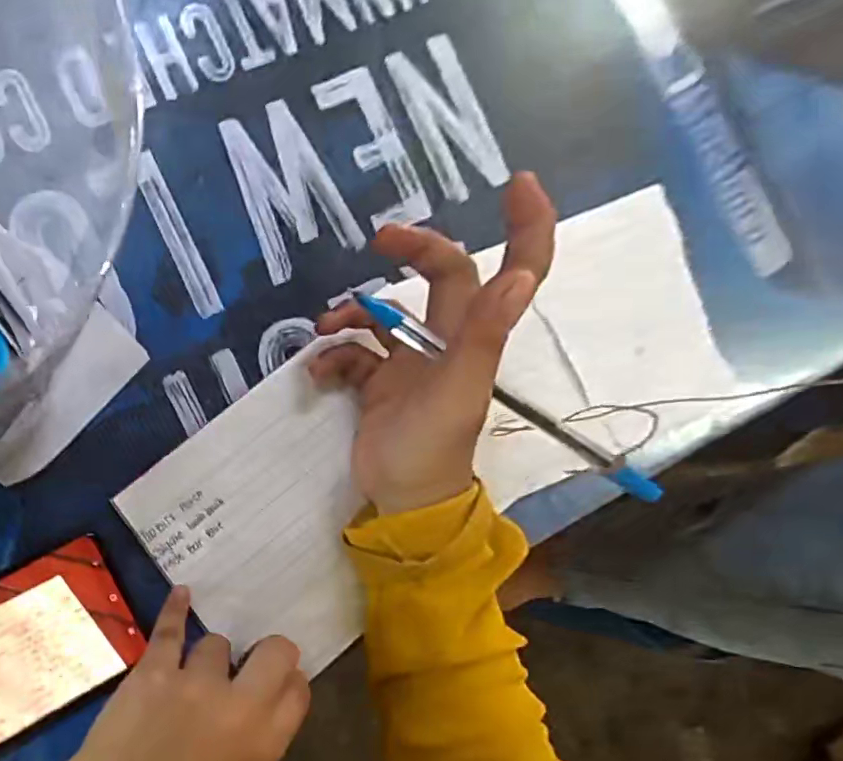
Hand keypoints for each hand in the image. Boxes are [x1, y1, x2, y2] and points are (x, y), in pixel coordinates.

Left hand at [38, 587, 311, 760]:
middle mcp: (240, 707)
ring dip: (207, 655)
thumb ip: (258, 732)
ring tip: (189, 675)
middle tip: (249, 660)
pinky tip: (182, 593)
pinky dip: (175, 608)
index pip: (298, 689)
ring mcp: (196, 684)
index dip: (286, 679)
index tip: (273, 679)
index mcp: (267, 743)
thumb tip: (267, 691)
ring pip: (216, 642)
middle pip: (274, 653)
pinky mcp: (155, 669)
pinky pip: (171, 627)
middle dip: (267, 651)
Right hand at [311, 173, 559, 514]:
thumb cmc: (433, 447)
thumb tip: (517, 275)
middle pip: (438, 278)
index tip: (516, 184)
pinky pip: (351, 356)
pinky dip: (332, 360)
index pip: (515, 269)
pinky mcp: (375, 385)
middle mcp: (444, 341)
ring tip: (325, 332)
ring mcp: (408, 363)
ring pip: (381, 318)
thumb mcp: (457, 391)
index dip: (525, 226)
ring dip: (352, 317)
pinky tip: (317, 375)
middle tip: (377, 237)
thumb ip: (481, 336)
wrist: (401, 494)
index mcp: (474, 336)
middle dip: (411, 251)